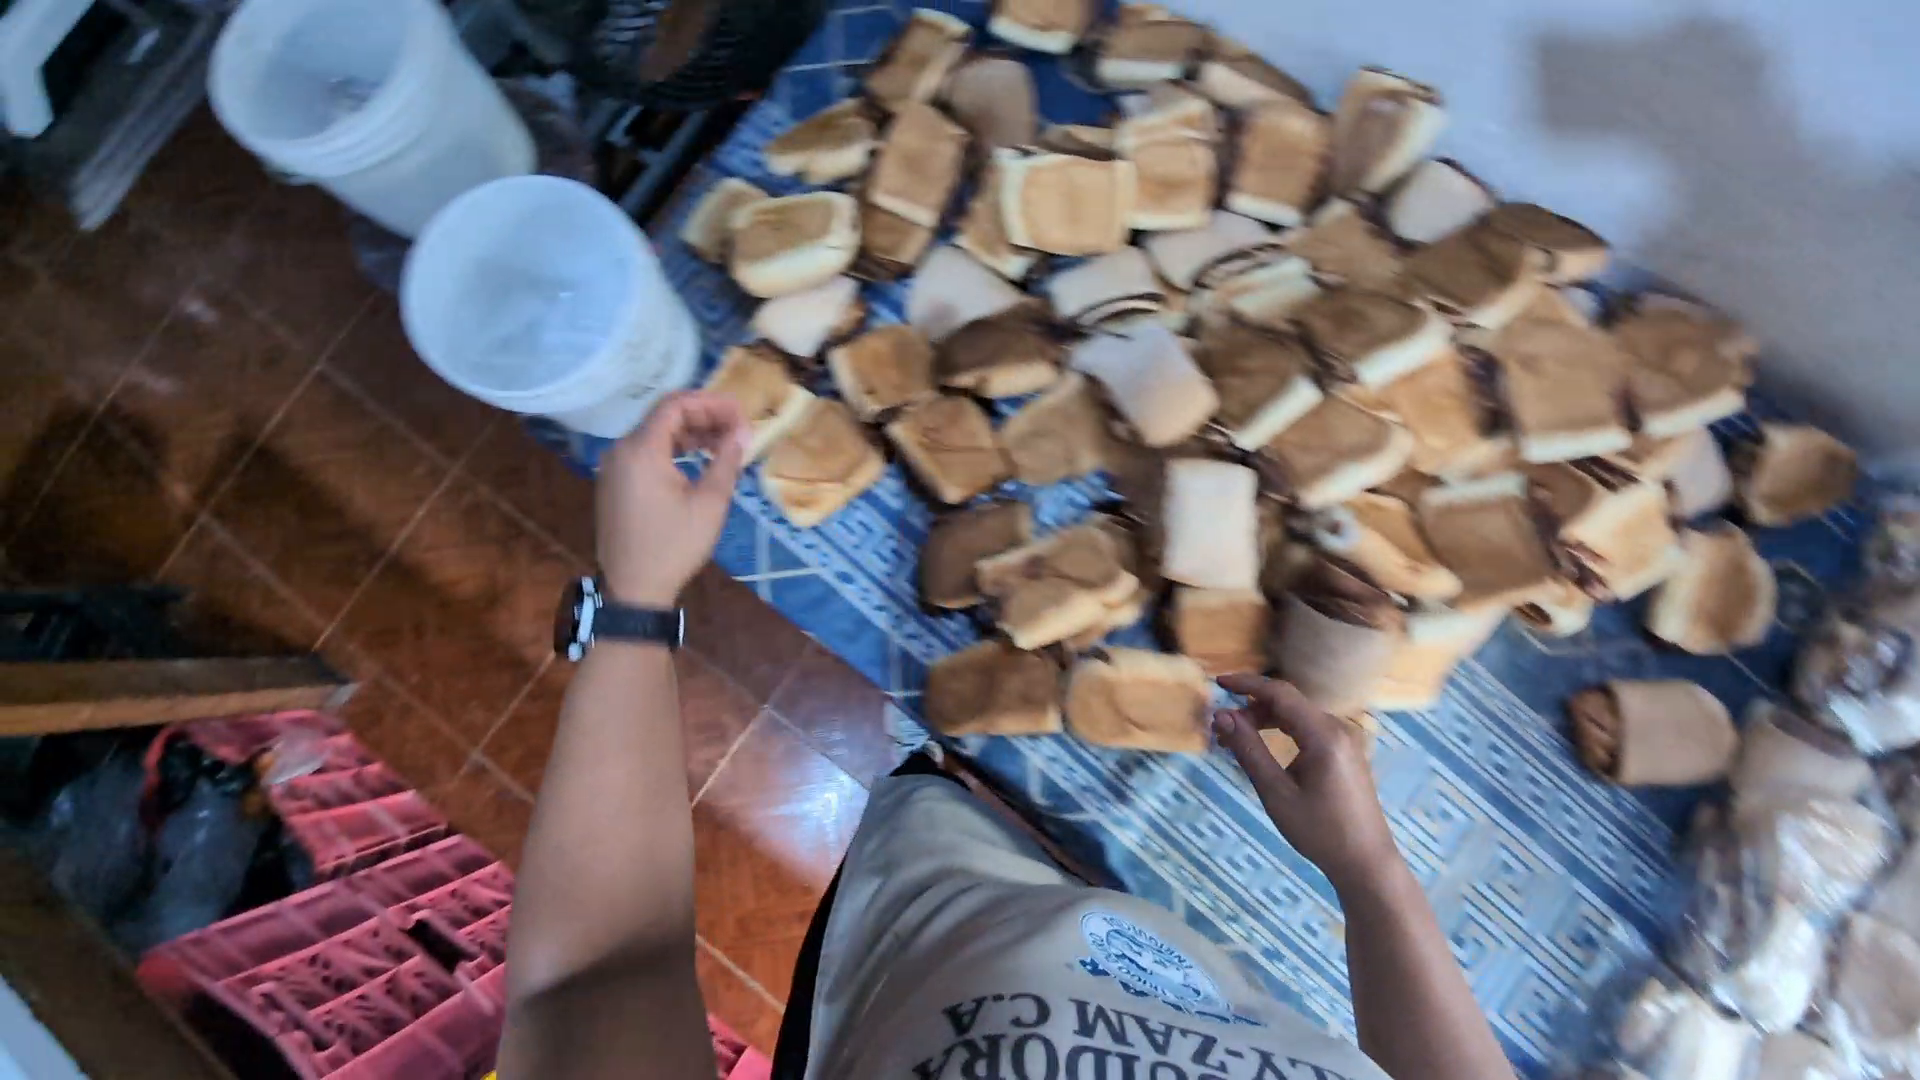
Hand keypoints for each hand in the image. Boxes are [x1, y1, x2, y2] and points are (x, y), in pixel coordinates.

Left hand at [595, 391, 749, 606]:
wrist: (634, 588)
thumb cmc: (675, 545)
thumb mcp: (710, 503)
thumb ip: (726, 461)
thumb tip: (742, 434)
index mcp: (641, 450)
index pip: (676, 405)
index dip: (712, 404)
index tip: (741, 415)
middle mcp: (621, 450)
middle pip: (665, 416)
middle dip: (704, 417)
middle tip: (738, 429)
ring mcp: (614, 467)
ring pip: (656, 434)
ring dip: (691, 433)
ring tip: (725, 444)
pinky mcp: (615, 483)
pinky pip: (646, 452)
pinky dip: (675, 449)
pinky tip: (700, 460)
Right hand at [1213, 674, 1403, 895]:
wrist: (1366, 864)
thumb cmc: (1319, 830)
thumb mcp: (1275, 791)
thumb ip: (1248, 749)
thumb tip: (1221, 715)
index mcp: (1323, 734)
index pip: (1280, 693)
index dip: (1247, 684)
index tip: (1217, 682)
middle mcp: (1337, 729)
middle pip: (1288, 702)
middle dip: (1251, 708)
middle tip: (1221, 727)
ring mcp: (1344, 740)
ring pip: (1296, 715)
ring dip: (1264, 719)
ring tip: (1235, 739)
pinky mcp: (1344, 752)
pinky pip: (1307, 728)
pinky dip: (1281, 730)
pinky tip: (1262, 747)